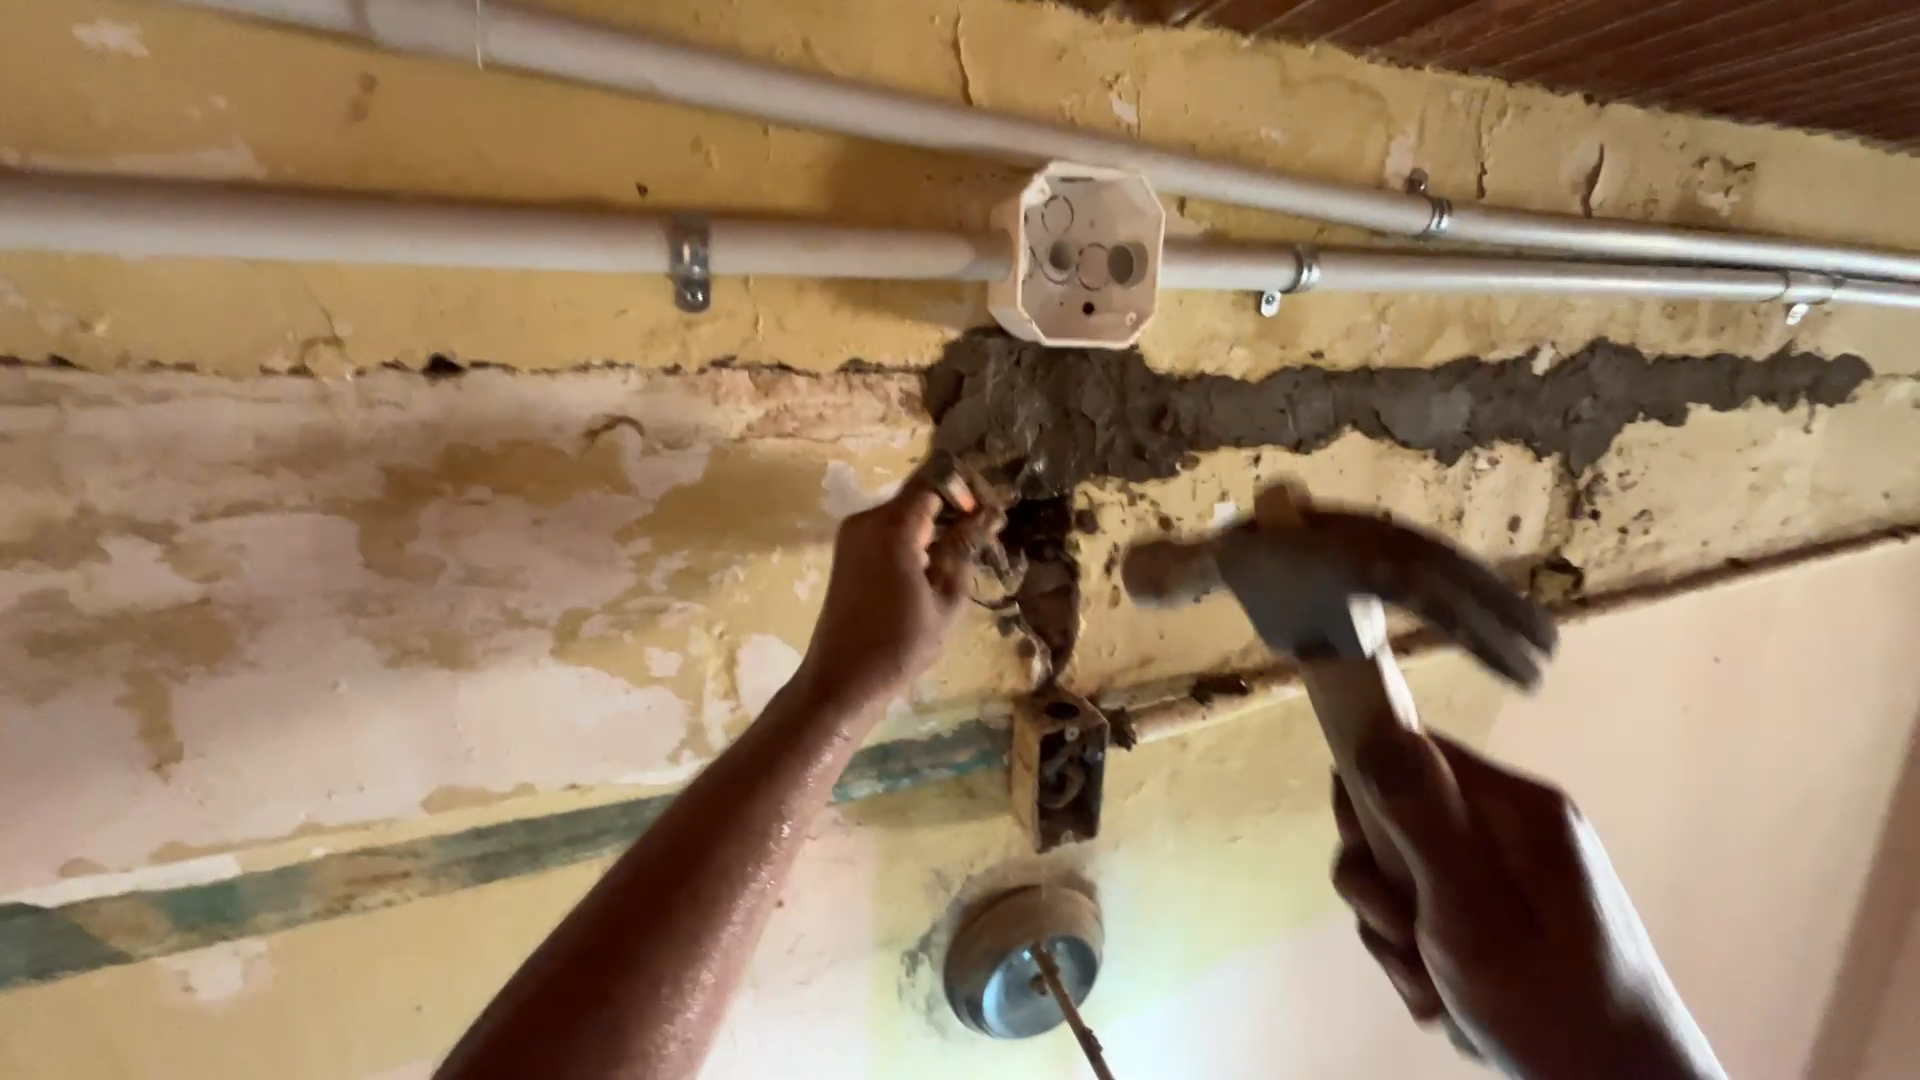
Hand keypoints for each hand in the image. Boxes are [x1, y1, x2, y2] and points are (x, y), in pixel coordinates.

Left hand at [794, 482, 999, 713]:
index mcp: (891, 527)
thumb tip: (989, 515)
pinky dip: (916, 538)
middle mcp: (867, 520)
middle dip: (955, 506)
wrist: (842, 680)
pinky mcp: (849, 553)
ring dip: (937, 524)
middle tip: (989, 533)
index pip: (936, 479)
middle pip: (920, 493)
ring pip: (906, 512)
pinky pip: (890, 530)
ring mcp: (853, 535)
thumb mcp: (945, 599)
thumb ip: (963, 549)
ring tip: (969, 551)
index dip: (968, 489)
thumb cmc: (899, 645)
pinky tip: (937, 564)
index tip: (994, 513)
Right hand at [1332, 733, 1724, 1079]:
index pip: (1409, 747)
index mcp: (1515, 809)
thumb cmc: (1552, 1009)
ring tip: (1428, 983)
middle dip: (1375, 879)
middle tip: (1398, 928)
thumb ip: (1422, 821)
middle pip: (1389, 813)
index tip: (1363, 850)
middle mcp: (1506, 828)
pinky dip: (1412, 952)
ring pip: (1393, 869)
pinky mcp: (1488, 911)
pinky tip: (1441, 994)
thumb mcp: (1472, 915)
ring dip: (1390, 929)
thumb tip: (1378, 730)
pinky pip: (1415, 907)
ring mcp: (1497, 872)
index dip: (1368, 792)